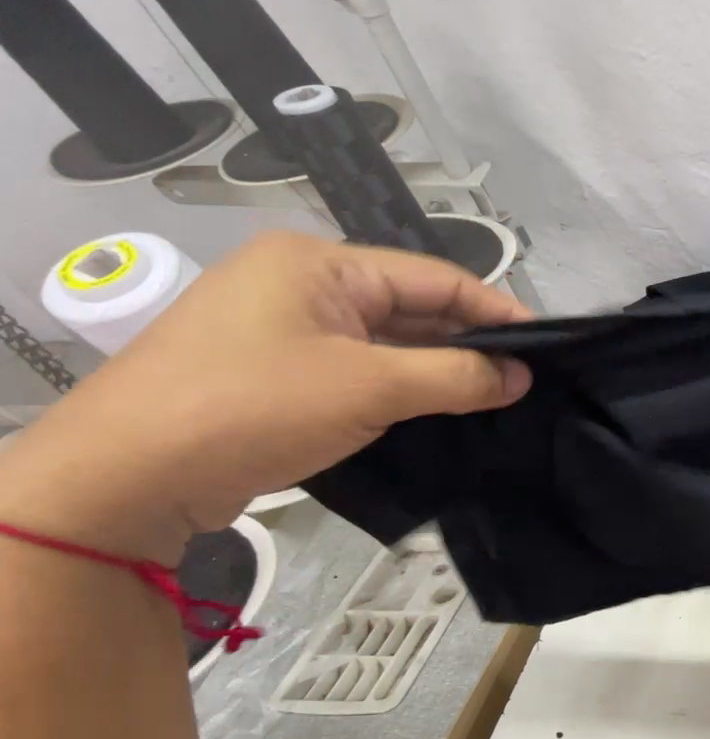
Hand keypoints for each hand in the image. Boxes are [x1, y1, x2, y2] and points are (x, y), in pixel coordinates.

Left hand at [0, 232, 531, 561]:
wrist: (131, 474)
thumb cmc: (256, 407)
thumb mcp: (372, 387)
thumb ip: (459, 376)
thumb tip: (522, 376)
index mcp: (320, 264)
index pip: (436, 278)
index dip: (498, 311)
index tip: (550, 347)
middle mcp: (302, 284)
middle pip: (413, 306)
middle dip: (472, 342)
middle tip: (529, 379)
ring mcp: (286, 328)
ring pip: (389, 341)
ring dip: (441, 368)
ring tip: (498, 397)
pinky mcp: (279, 371)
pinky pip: (362, 368)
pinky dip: (406, 386)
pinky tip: (444, 410)